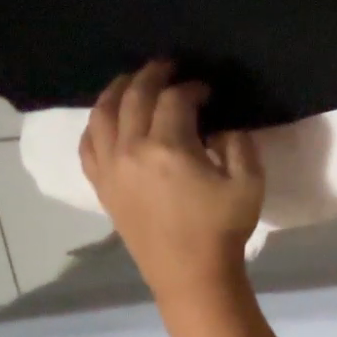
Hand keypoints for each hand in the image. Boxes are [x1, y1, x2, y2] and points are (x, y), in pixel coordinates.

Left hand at [79, 61, 264, 301]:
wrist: (189, 271)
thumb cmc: (223, 225)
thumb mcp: (249, 181)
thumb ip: (238, 144)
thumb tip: (221, 128)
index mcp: (168, 148)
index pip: (174, 100)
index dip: (193, 87)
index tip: (209, 89)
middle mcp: (130, 151)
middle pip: (132, 98)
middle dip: (151, 76)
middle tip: (168, 65)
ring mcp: (109, 168)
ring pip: (102, 116)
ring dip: (117, 91)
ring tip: (132, 80)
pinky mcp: (102, 185)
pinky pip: (87, 144)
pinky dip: (96, 123)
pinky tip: (107, 117)